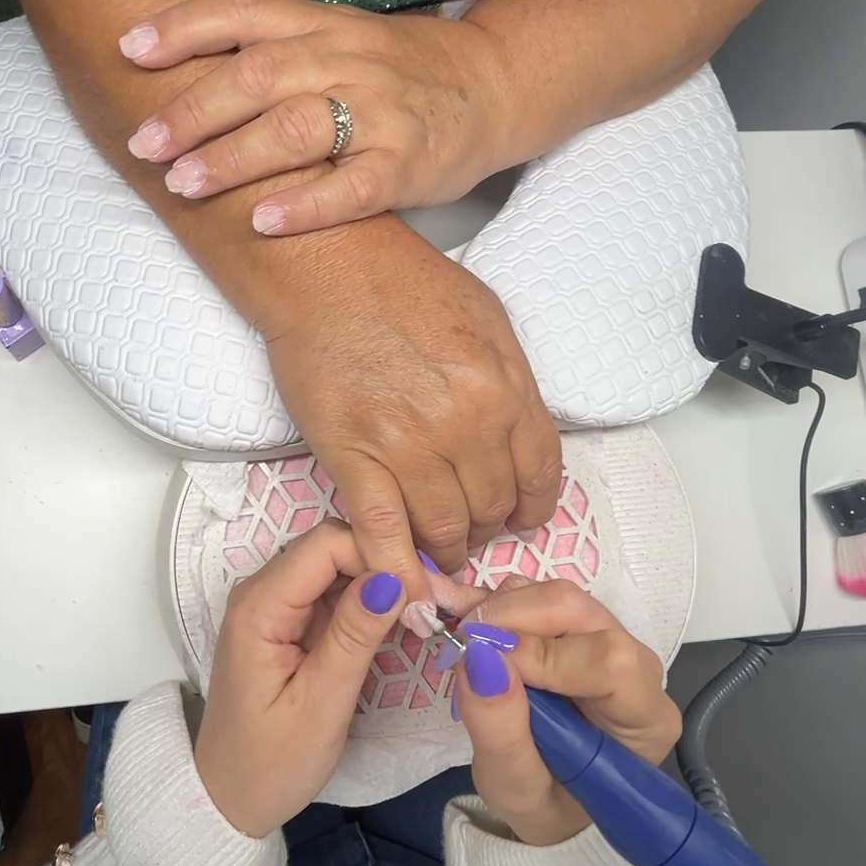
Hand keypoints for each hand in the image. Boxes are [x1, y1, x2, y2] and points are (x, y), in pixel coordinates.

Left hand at [119, 0, 512, 234]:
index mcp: (324, 26)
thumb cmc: (399, 72)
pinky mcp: (407, 165)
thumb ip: (279, 48)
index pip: (245, 12)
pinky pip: (352, 188)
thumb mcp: (341, 39)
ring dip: (234, 157)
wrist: (493, 87)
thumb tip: (190, 71)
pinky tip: (263, 222)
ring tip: (185, 184)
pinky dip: (305, 206)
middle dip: (194, 111)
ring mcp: (381, 112)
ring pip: (298, 128)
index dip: (184, 27)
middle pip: (258, 76)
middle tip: (146, 144)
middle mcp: (348, 59)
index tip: (130, 51)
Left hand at [194, 522, 406, 837]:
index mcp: (260, 605)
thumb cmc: (270, 762)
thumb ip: (353, 637)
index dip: (379, 555)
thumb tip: (393, 578)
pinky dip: (368, 599)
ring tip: (426, 609)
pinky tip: (399, 619)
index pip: (327, 544)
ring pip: (336, 565)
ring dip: (381, 581)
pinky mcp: (289, 619)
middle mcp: (262, 590)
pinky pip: (332, 590)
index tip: (425, 590)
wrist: (230, 798)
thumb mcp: (319, 705)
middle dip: (385, 564)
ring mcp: (275, 602)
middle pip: (332, 546)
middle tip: (435, 600)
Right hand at [264, 235, 561, 604]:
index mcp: (506, 387)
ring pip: (445, 528)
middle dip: (485, 528)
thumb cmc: (400, 280)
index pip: (540, 475)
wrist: (325, 269)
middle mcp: (466, 425)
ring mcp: (409, 446)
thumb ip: (511, 379)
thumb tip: (517, 430)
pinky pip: (383, 533)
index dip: (531, 507)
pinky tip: (408, 596)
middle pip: (491, 507)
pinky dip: (398, 572)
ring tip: (440, 551)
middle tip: (470, 532)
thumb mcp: (486, 315)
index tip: (519, 518)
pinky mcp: (354, 458)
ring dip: (447, 551)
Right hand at [454, 578, 681, 846]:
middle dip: (510, 617)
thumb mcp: (516, 789)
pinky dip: (487, 601)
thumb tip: (480, 656)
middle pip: (577, 610)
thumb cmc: (544, 801)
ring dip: (496, 609)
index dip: (541, 653)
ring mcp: (603, 635)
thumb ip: (500, 730)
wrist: (547, 794)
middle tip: (463, 644)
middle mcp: (633, 665)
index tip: (483, 662)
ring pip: (551, 593)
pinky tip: (464, 624)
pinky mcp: (568, 621)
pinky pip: (530, 590)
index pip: (608, 660)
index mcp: (643, 716)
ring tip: (466, 646)